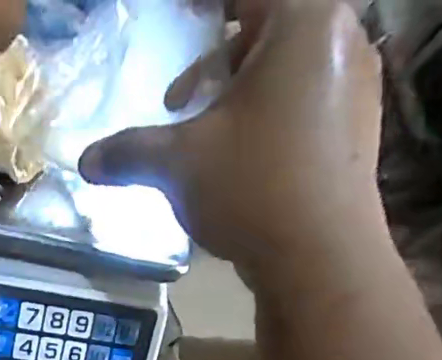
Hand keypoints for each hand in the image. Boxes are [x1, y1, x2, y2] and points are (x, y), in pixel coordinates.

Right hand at [78, 0, 385, 283]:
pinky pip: (303, 97)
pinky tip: (238, 158)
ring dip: (236, 90)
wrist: (320, 253)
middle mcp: (339, 40)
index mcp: (303, 24)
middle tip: (176, 100)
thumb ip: (130, 152)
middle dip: (215, 56)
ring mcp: (355, 84)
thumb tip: (87, 159)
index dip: (204, 3)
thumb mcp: (177, 164)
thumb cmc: (253, 186)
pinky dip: (264, 112)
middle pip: (269, 25)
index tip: (176, 13)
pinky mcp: (355, 126)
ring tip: (203, 136)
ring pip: (285, 66)